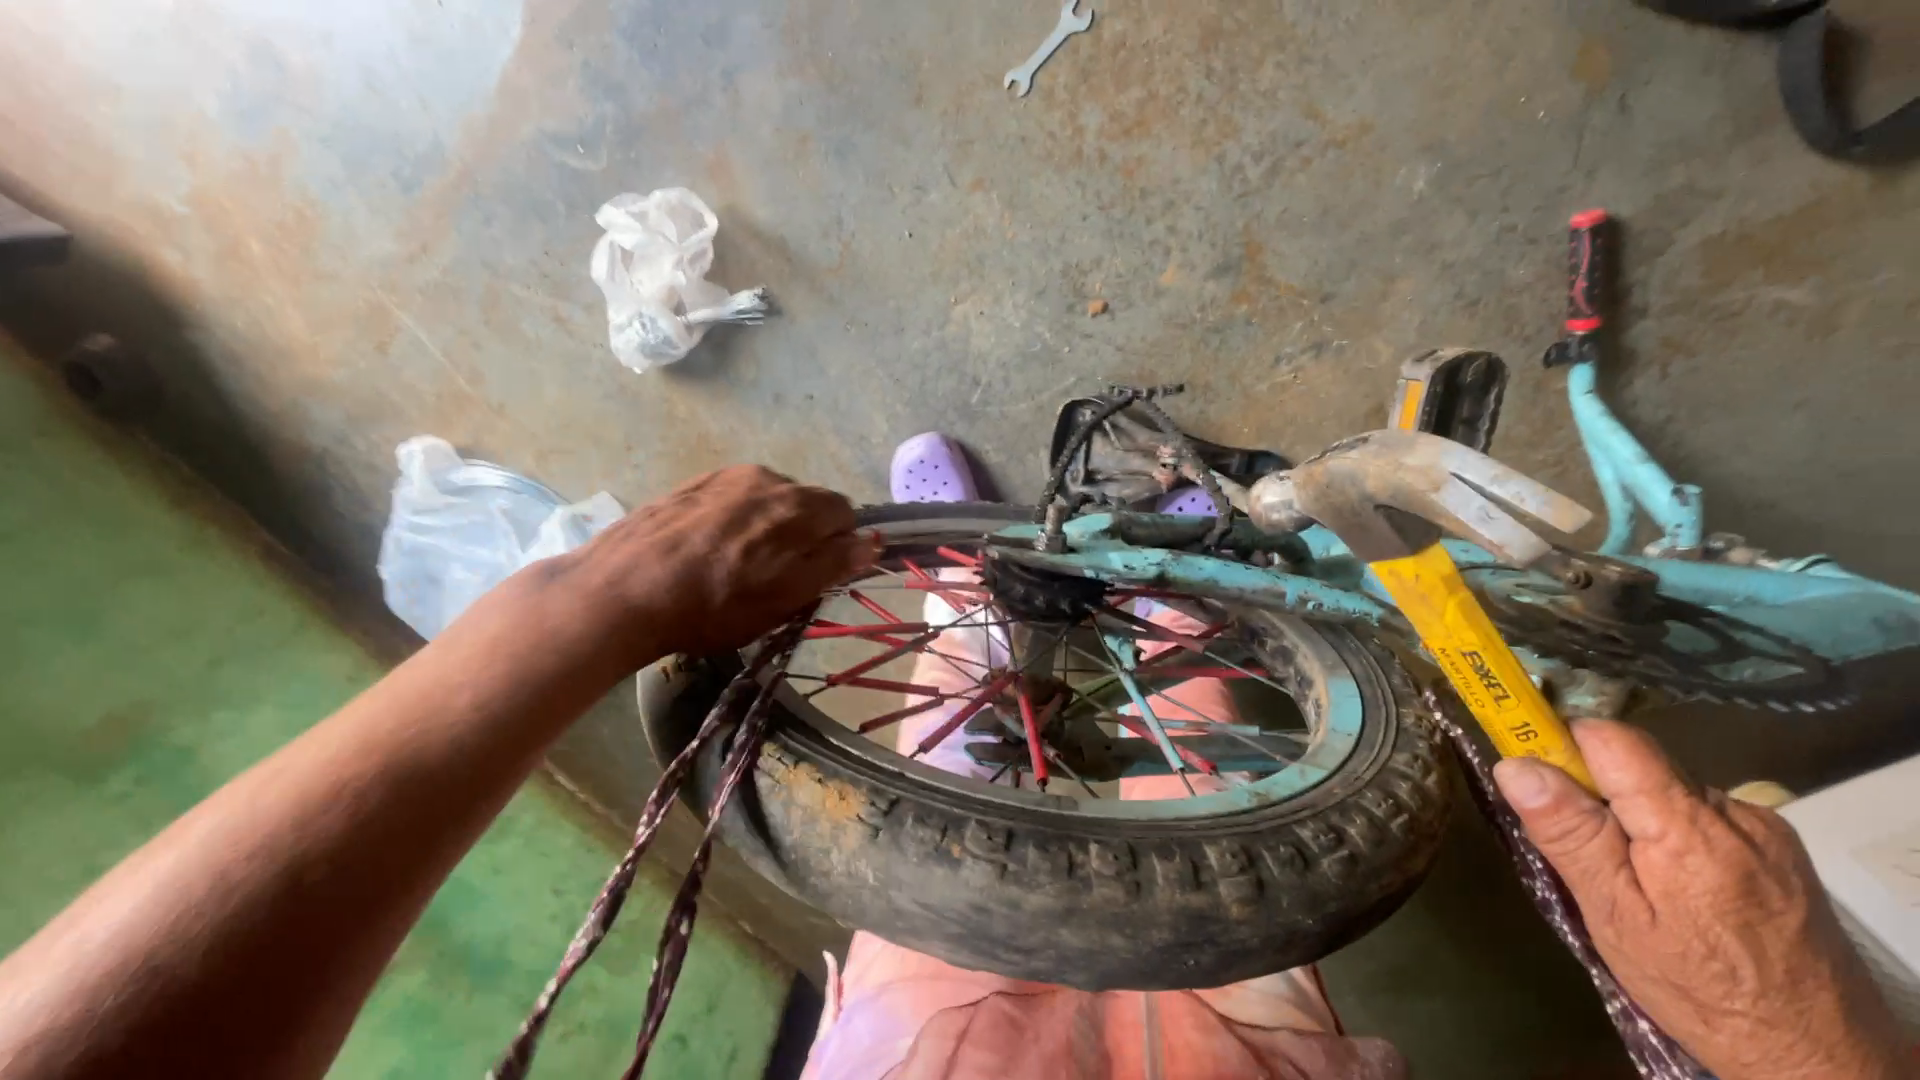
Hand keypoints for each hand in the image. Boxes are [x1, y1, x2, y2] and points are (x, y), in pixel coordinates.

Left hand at [555, 465, 877, 664]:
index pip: (845, 512)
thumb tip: (871, 541)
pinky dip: (734, 520)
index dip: (839, 544)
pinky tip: (708, 551)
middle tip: (776, 576)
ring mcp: (724, 477)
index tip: (818, 574)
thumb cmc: (712, 605)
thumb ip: (833, 564)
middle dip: (804, 534)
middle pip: (806, 502)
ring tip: (736, 564)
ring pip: (768, 500)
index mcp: (797, 505)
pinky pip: (732, 499)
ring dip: (768, 526)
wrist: (621, 591)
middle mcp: (767, 478)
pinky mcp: (691, 484)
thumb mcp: (784, 598)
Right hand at [1493, 719, 1906, 1079]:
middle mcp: (1734, 813)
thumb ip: (1569, 835)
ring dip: (1635, 816)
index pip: (1611, 739)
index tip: (1527, 766)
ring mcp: (1765, 829)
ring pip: (1668, 790)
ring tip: (1630, 878)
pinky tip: (1675, 886)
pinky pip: (1702, 816)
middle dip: (1594, 791)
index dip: (1561, 741)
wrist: (1821, 1057)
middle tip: (1577, 849)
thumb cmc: (1701, 991)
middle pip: (1638, 765)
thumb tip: (1515, 766)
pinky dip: (1672, 835)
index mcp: (1688, 828)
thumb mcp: (1614, 916)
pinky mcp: (1781, 849)